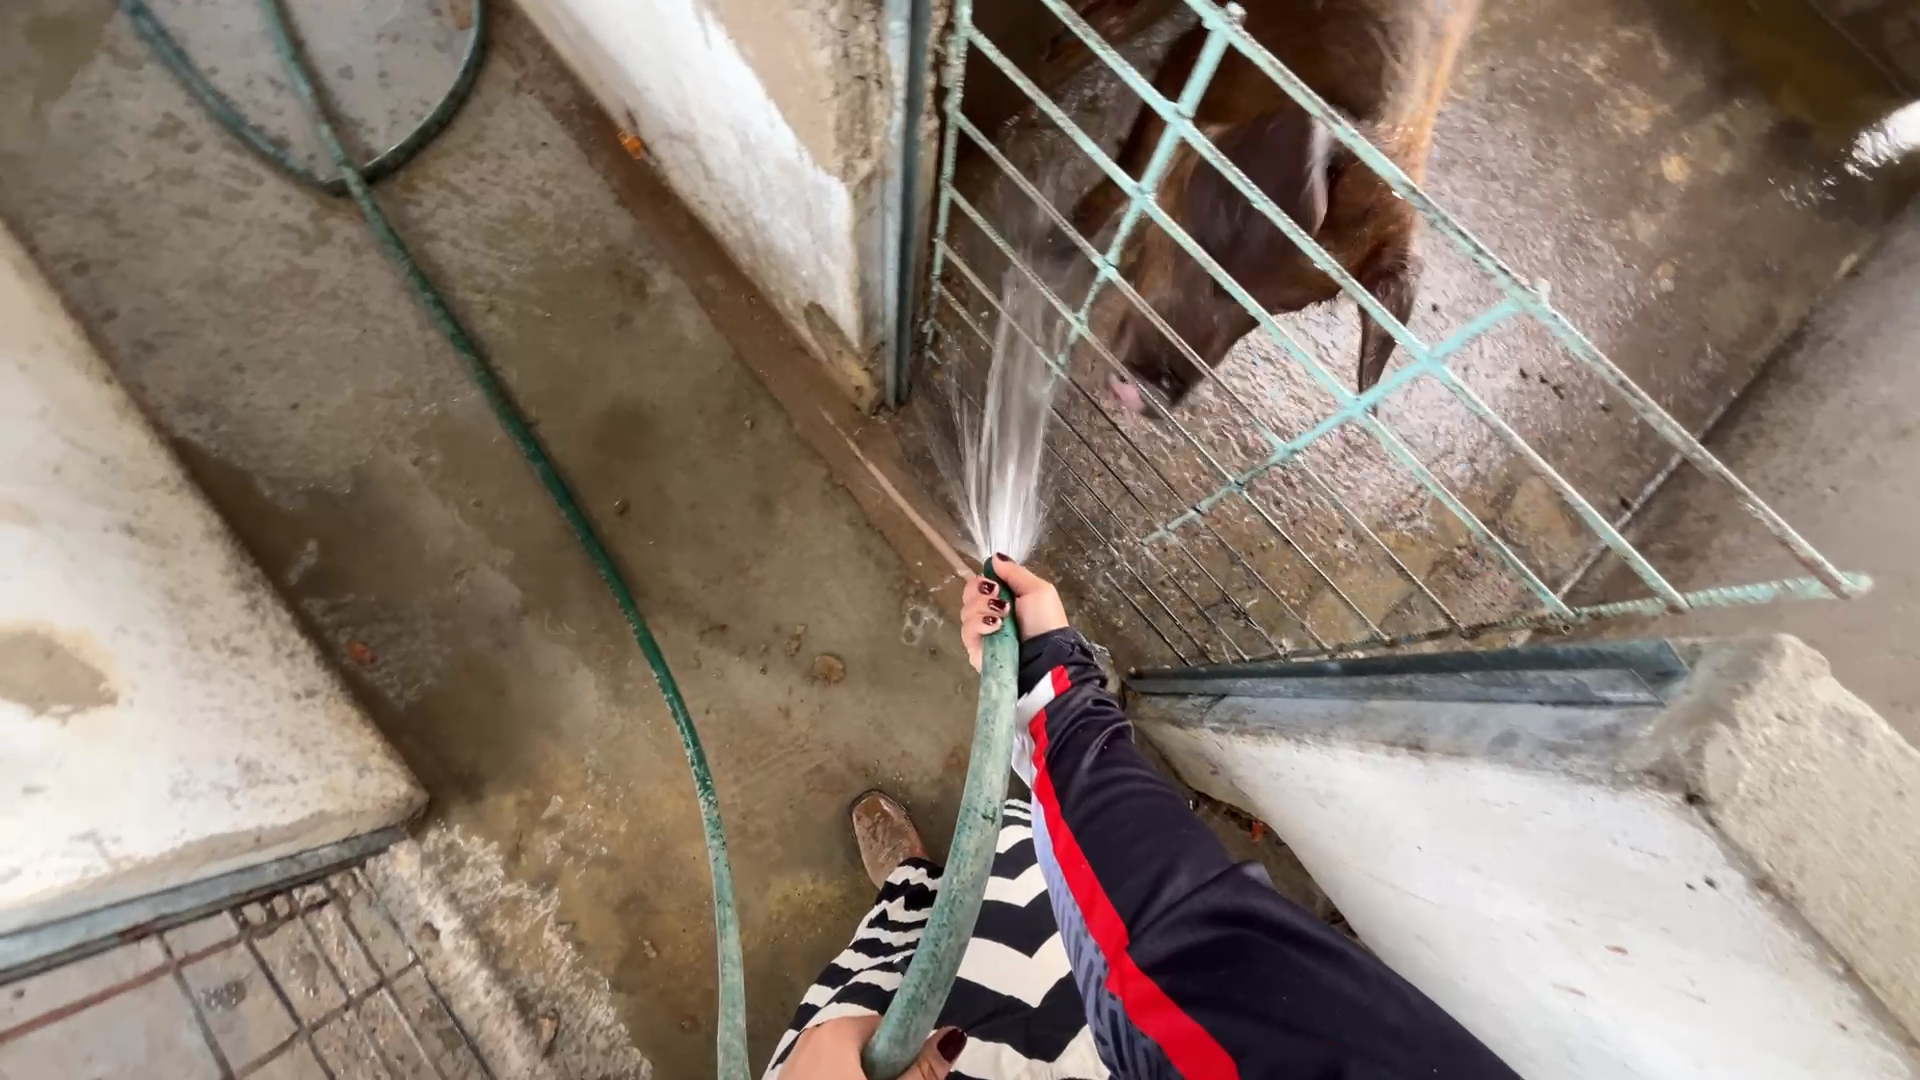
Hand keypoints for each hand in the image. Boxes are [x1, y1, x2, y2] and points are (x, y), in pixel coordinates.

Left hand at [779, 1016, 965, 1078]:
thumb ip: (922, 1071)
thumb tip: (955, 1034)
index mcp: (837, 1030)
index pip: (886, 1027)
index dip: (902, 1055)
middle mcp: (812, 1036)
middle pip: (863, 1047)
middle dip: (879, 1073)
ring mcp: (792, 1063)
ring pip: (839, 1067)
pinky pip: (819, 1079)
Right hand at [961, 556, 1069, 671]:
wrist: (1046, 653)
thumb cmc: (1045, 620)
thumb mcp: (1037, 589)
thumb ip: (1014, 572)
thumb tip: (994, 557)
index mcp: (1004, 598)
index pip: (980, 583)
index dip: (982, 581)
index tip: (994, 584)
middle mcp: (989, 613)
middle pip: (968, 594)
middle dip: (981, 593)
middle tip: (998, 598)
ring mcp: (981, 632)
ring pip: (966, 610)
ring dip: (984, 608)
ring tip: (1003, 617)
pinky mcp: (975, 649)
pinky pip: (966, 630)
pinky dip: (979, 624)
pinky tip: (995, 626)